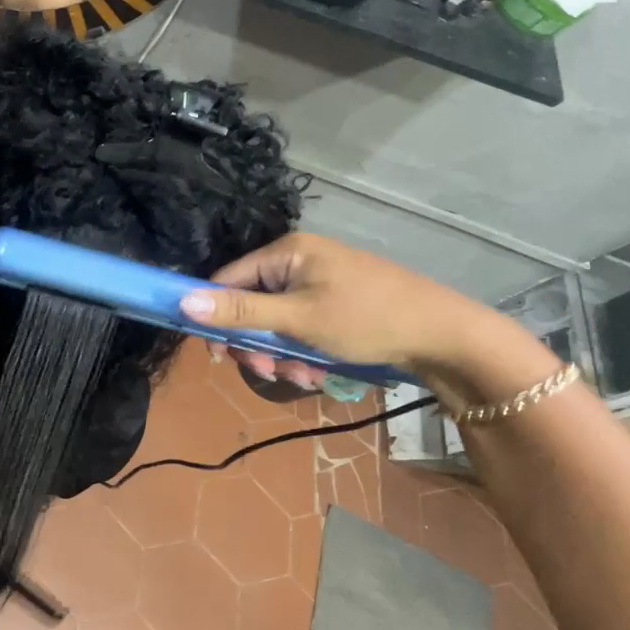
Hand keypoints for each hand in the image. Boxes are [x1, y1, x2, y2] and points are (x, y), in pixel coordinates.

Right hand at [178, 233, 501, 384]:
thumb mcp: (297, 318)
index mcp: (287, 252)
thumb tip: (181, 302)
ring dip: (280, 355)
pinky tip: (316, 373)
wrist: (448, 337)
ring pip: (274, 323)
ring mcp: (319, 283)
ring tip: (302, 377)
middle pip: (250, 305)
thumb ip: (239, 311)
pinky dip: (301, 353)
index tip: (221, 354)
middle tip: (268, 372)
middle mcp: (299, 261)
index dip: (215, 316)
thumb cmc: (368, 320)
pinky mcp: (335, 304)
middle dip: (256, 344)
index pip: (226, 280)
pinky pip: (299, 328)